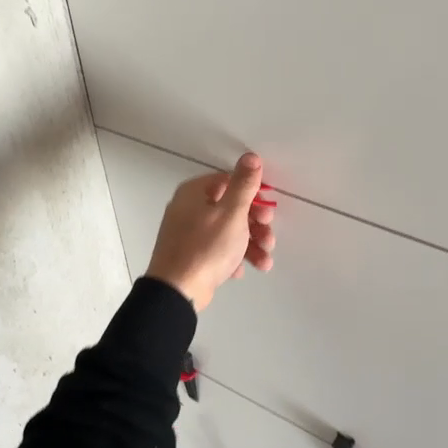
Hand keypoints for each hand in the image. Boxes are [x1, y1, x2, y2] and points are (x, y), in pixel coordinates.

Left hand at [143, 153, 276, 310]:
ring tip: (265, 261)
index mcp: (195, 192)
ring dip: (250, 245)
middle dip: (256, 225)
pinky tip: (239, 270)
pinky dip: (232, 258)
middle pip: (231, 209)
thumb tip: (251, 156)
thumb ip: (244, 185)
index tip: (269, 210)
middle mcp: (188, 209)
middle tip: (269, 236)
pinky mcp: (191, 255)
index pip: (229, 182)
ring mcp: (188, 234)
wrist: (178, 291)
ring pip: (227, 232)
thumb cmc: (207, 247)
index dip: (253, 195)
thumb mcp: (232, 213)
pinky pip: (217, 250)